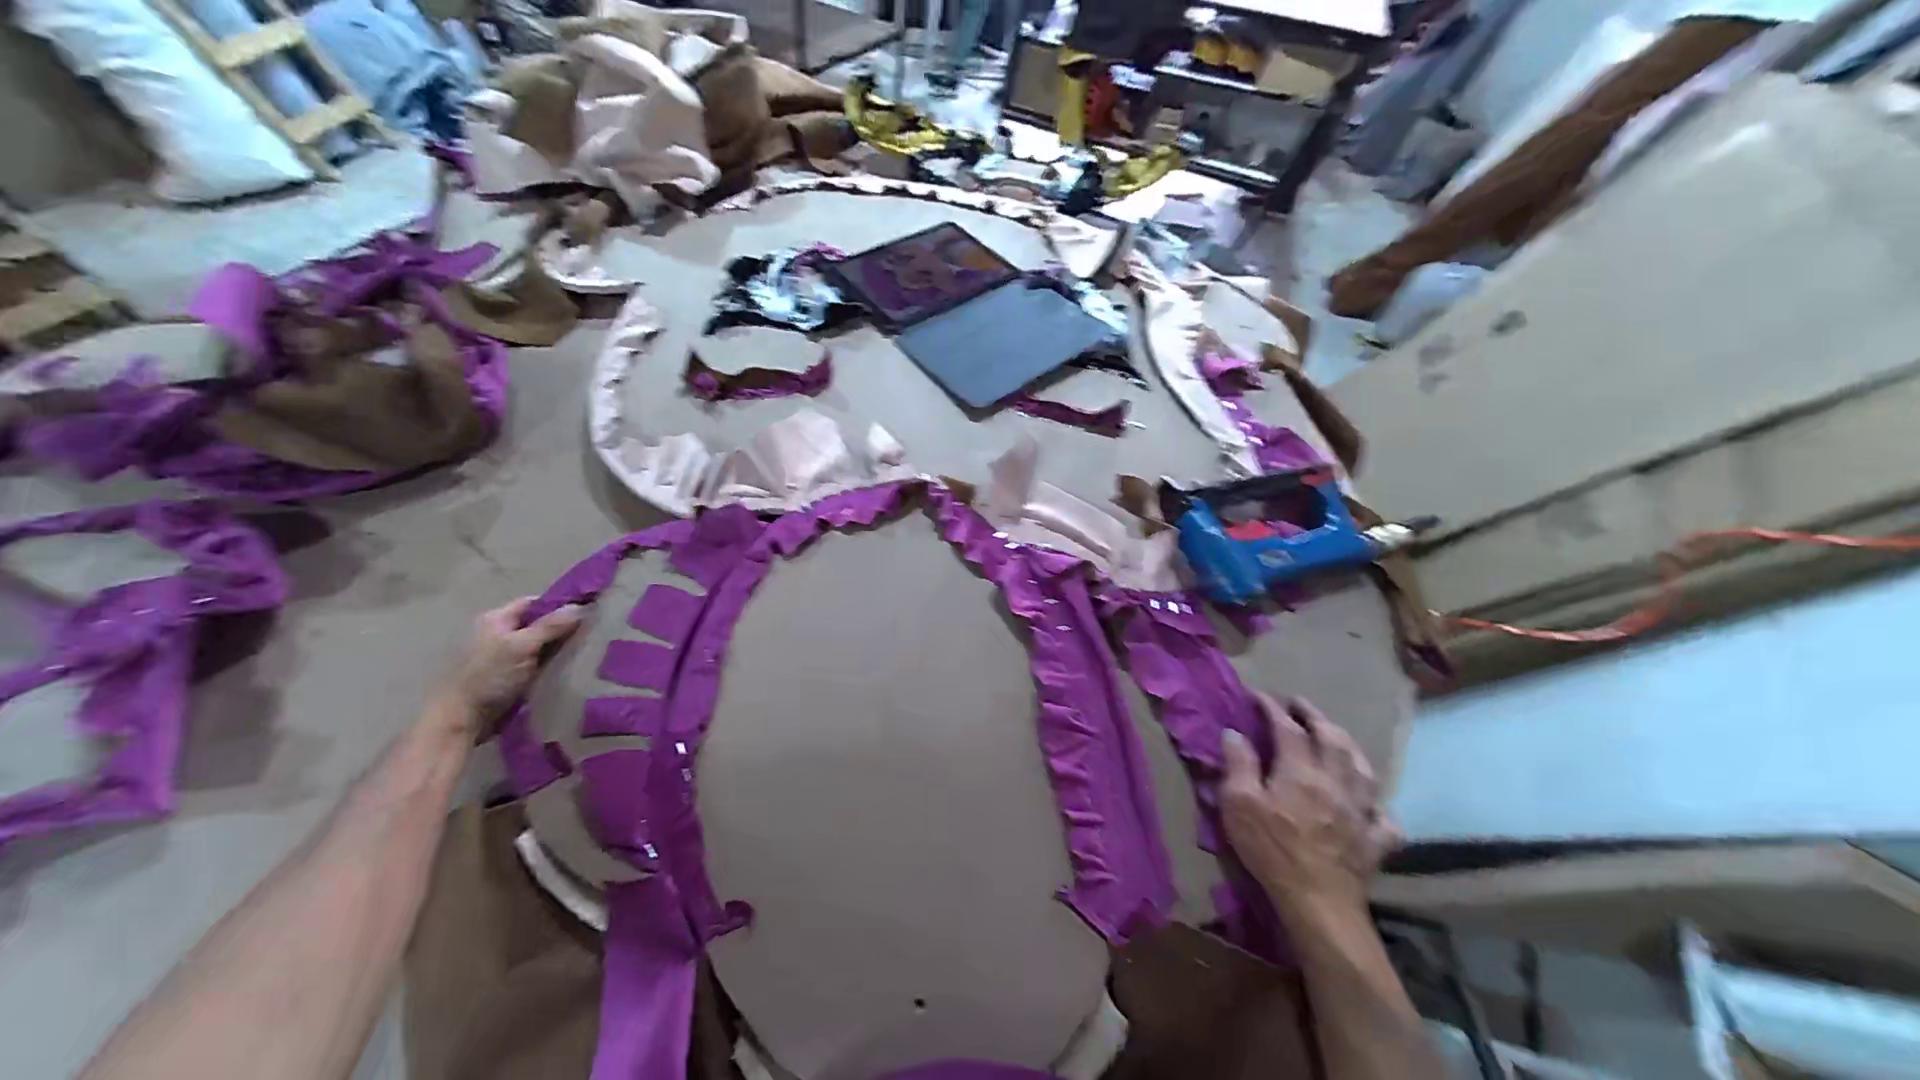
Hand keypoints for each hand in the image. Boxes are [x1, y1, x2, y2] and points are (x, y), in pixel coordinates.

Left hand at [436, 597, 584, 729]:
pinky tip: (576, 666)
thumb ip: (551, 626)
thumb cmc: (488, 676)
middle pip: (542, 624)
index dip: (560, 605)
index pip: (535, 603)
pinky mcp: (517, 676)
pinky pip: (543, 664)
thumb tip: (581, 606)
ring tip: (592, 648)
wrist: (464, 719)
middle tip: (594, 632)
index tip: (588, 611)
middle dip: (566, 628)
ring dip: (564, 648)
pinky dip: (558, 664)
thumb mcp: (521, 646)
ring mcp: (510, 657)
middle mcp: (503, 634)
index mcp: (498, 619)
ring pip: (545, 645)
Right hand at [1220, 694, 1398, 922]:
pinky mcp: (1375, 841)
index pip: (1288, 729)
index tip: (1259, 696)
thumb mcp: (1238, 804)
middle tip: (1300, 705)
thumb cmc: (1271, 849)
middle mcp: (1335, 783)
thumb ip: (1238, 765)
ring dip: (1348, 746)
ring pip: (1362, 769)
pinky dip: (1378, 806)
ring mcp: (1361, 811)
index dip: (1273, 709)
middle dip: (1315, 717)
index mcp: (1300, 772)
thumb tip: (1234, 733)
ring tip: (1337, 736)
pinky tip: (1371, 804)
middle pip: (1332, 740)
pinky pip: (1384, 818)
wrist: (1317, 901)